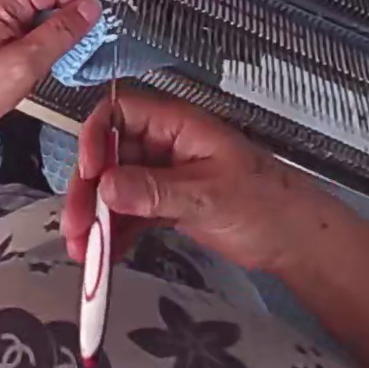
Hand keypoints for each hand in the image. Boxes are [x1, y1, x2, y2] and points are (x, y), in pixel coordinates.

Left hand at [0, 0, 100, 155]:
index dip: (80, 1)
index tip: (98, 20)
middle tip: (88, 40)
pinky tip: (48, 64)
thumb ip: (61, 32)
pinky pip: (31, 33)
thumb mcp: (27, 62)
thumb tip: (88, 10)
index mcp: (0, 2)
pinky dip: (46, 45)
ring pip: (41, 17)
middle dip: (71, 18)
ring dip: (59, 34)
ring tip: (68, 56)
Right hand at [61, 88, 336, 272]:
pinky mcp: (165, 203)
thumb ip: (155, 190)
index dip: (97, 135)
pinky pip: (129, 211)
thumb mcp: (208, 194)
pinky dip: (114, 231)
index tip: (89, 172)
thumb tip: (106, 186)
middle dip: (89, 188)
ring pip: (115, 186)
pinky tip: (103, 255)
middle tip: (74, 225)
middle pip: (110, 154)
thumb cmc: (262, 202)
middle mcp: (163, 144)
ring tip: (81, 251)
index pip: (122, 112)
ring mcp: (162, 174)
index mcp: (175, 124)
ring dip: (96, 216)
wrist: (294, 239)